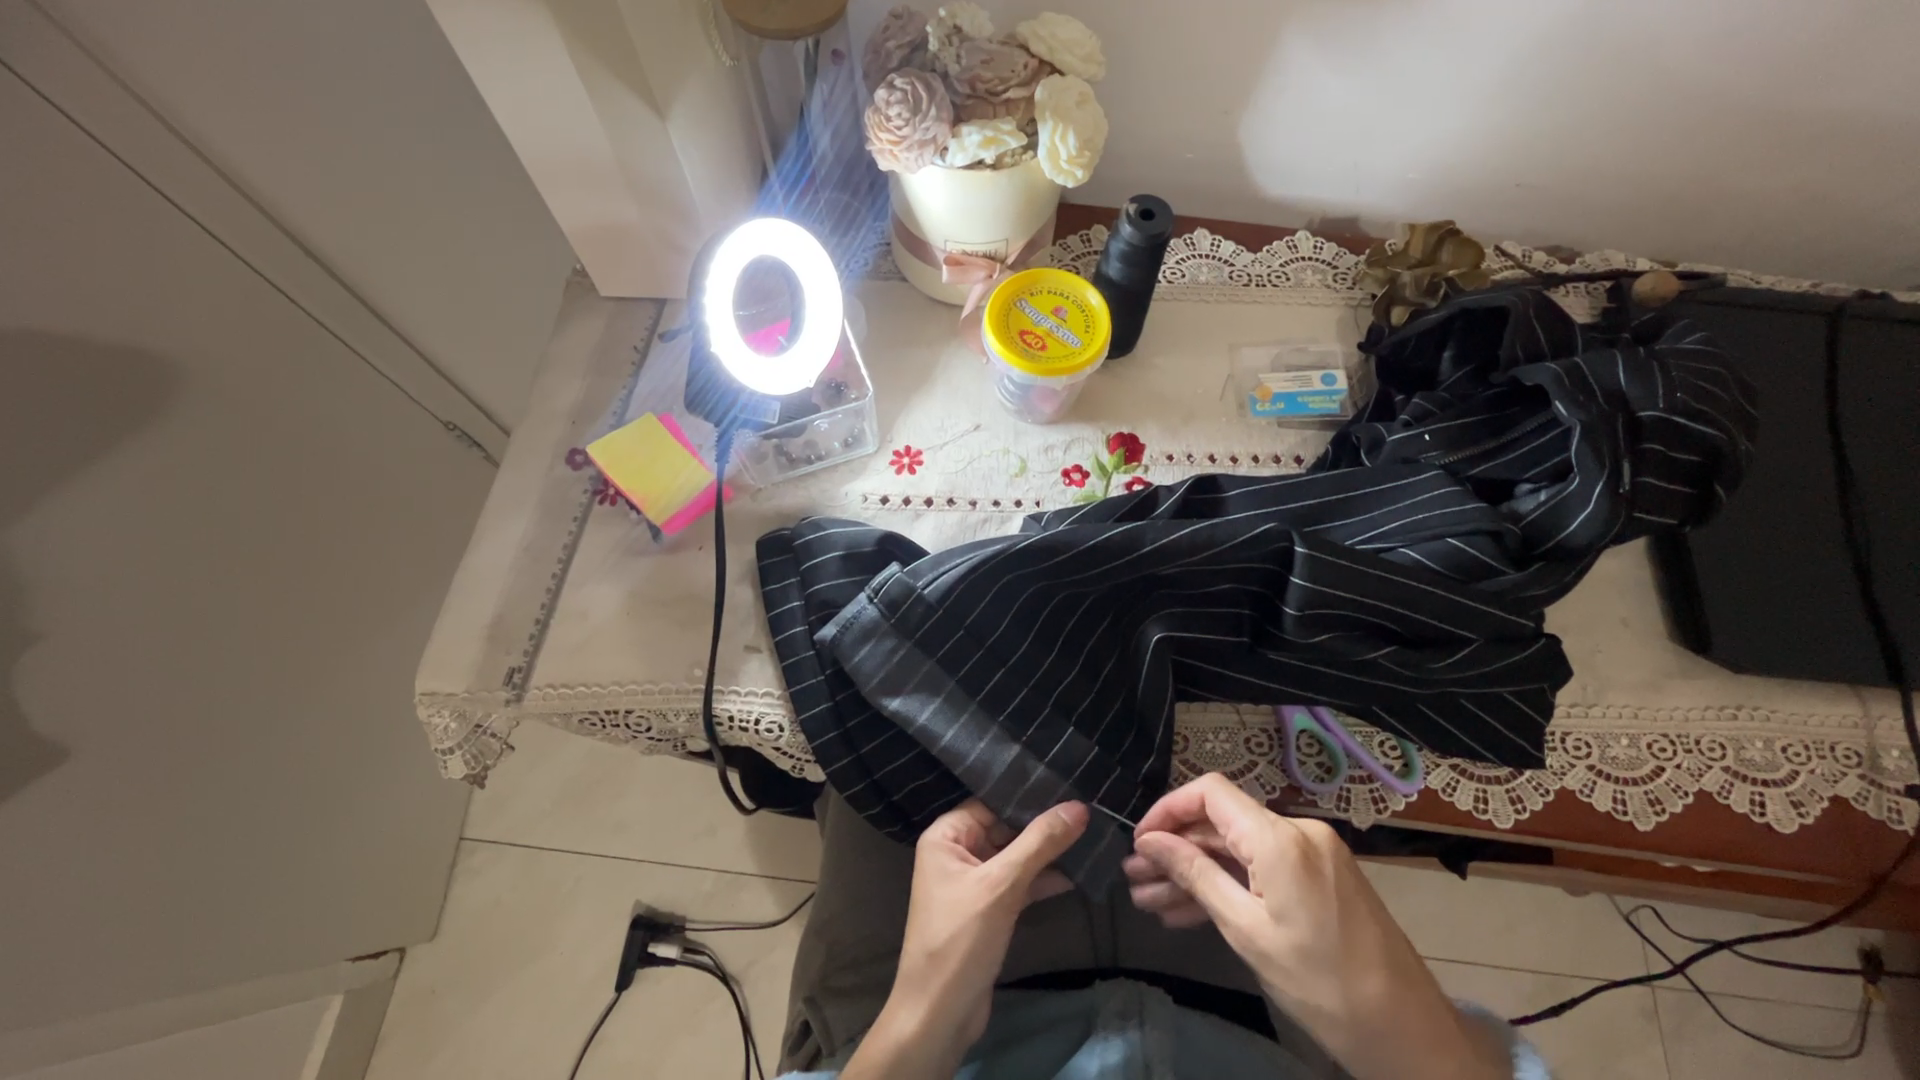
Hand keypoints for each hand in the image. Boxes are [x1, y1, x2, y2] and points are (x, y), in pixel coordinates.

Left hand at [845, 798, 1088, 1078]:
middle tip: (1090, 811)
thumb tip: (1079, 806)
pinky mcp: (987, 910)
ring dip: (1049, 853)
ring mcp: (972, 883)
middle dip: (1044, 825)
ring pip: (1015, 857)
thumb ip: (1040, 843)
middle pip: (1005, 828)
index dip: (1029, 795)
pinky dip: (1043, 880)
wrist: (939, 1013)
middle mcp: (956, 852)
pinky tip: (1077, 875)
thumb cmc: (961, 939)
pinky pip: (1018, 883)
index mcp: (946, 836)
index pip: (992, 802)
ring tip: (1092, 839)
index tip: (1070, 785)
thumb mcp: (1002, 885)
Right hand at [1125, 774, 1505, 1079]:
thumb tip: (1151, 841)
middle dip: (1176, 851)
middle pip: (1222, 824)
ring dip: (1196, 873)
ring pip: (1238, 850)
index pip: (1210, 793)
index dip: (1168, 810)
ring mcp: (1313, 854)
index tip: (1140, 842)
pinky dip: (1228, 885)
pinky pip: (1262, 868)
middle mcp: (1298, 832)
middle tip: (1135, 882)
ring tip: (1151, 903)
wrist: (1405, 1030)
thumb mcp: (1245, 930)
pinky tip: (1190, 913)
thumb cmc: (1319, 983)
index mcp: (1280, 838)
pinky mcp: (1321, 877)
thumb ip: (1196, 875)